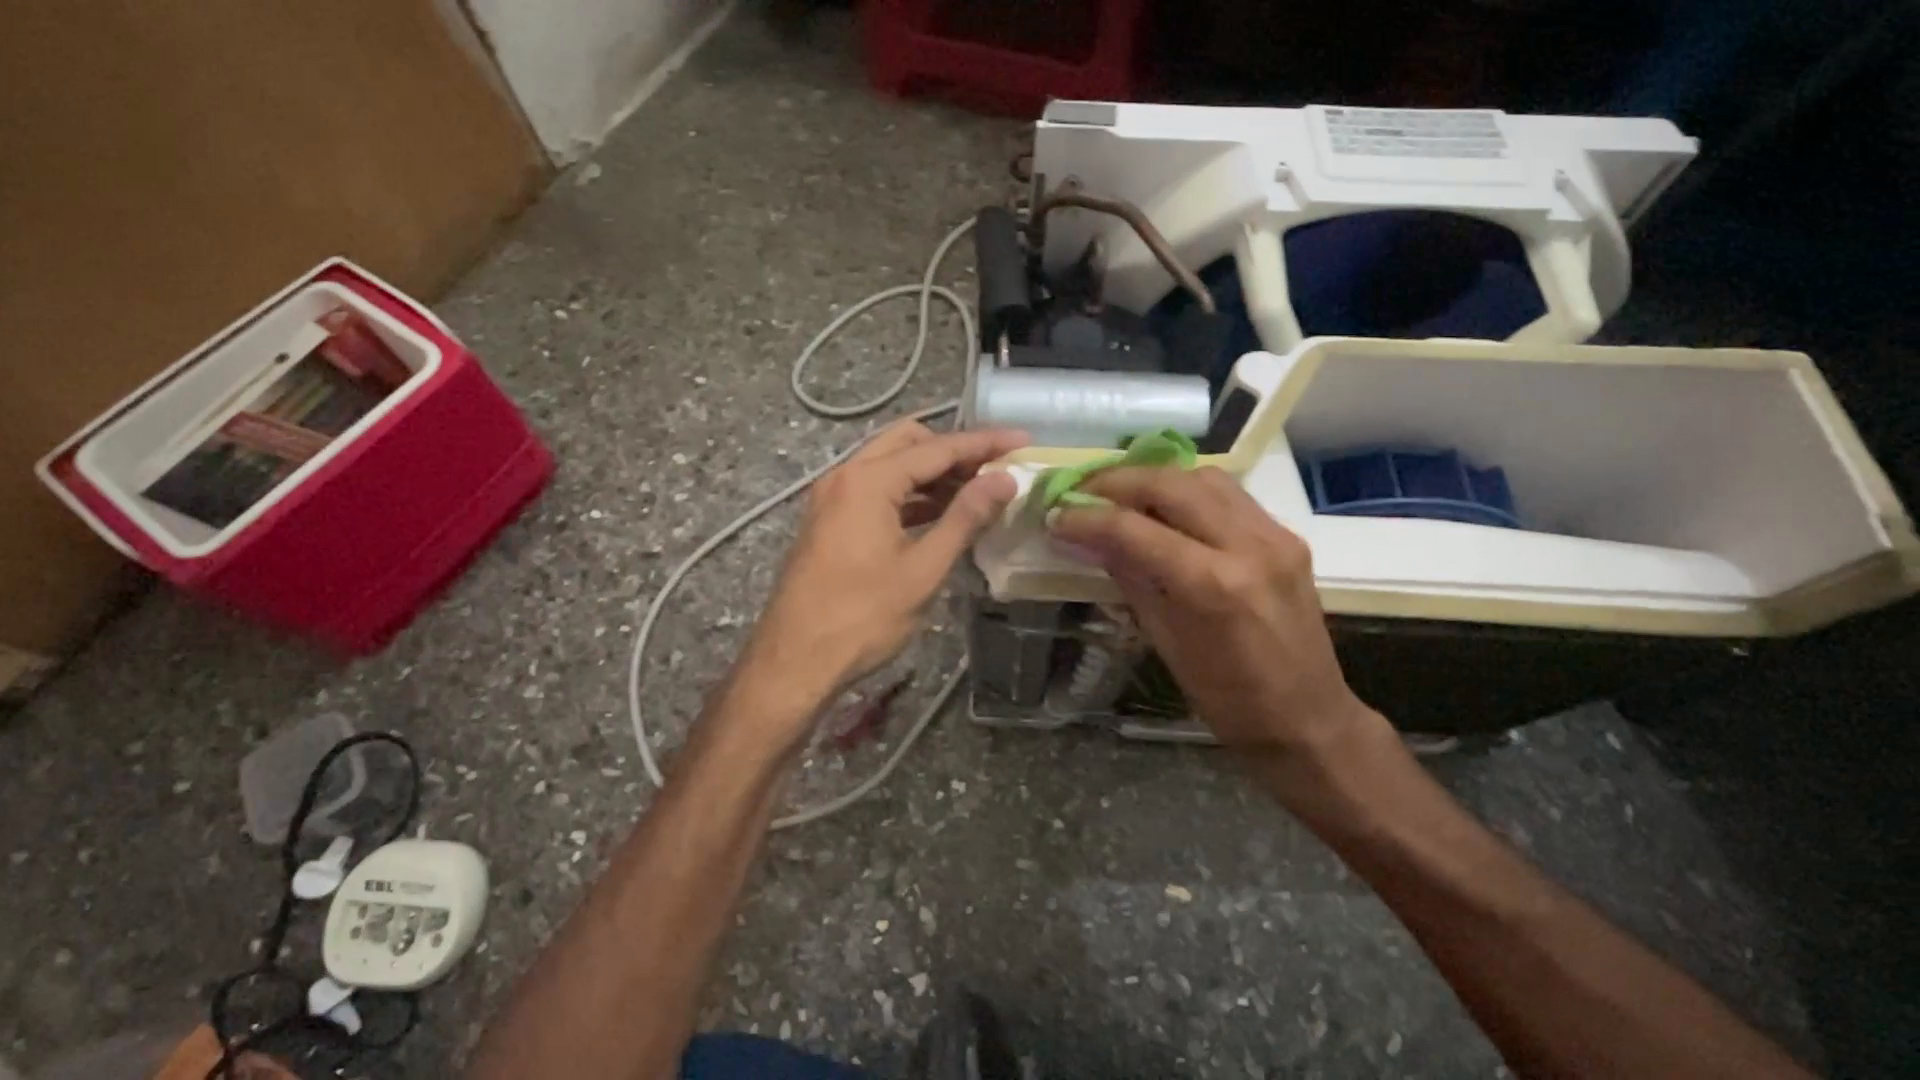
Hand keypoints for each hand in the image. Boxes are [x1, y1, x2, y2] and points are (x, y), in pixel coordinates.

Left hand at [740, 420, 1027, 717]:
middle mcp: (845, 476)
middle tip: (996, 467)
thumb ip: (965, 517)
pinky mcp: (828, 521)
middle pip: (908, 443)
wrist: (795, 660)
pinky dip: (908, 495)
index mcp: (868, 480)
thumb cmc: (862, 617)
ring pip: (890, 466)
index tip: (1023, 440)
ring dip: (931, 474)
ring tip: (977, 493)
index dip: (984, 443)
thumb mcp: (923, 569)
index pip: (938, 448)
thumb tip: (1003, 479)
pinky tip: (939, 515)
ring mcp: (832, 498)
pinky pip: (875, 491)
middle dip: (954, 450)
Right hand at [1049, 466, 1379, 754]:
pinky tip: (1166, 508)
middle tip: (1081, 494)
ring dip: (1155, 479)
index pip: (1134, 529)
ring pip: (1203, 477)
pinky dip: (1190, 491)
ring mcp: (1274, 536)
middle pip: (1169, 485)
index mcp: (1212, 585)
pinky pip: (1230, 495)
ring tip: (1120, 495)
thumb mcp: (1166, 642)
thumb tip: (1089, 540)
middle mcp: (1247, 546)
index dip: (1087, 518)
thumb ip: (1131, 579)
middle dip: (1116, 482)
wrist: (1306, 719)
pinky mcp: (1288, 537)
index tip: (1056, 518)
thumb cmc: (1227, 699)